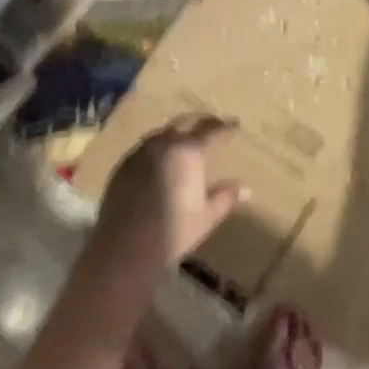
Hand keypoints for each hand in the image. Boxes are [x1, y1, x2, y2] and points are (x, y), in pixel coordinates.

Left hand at [88, 116, 247, 274]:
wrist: (126, 246)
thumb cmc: (174, 231)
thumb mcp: (207, 216)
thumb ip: (225, 197)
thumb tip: (245, 188)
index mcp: (188, 153)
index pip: (212, 132)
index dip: (226, 127)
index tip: (235, 124)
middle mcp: (163, 145)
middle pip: (184, 123)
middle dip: (200, 121)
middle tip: (212, 123)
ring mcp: (139, 153)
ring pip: (161, 132)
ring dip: (176, 131)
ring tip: (185, 138)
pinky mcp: (123, 165)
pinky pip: (144, 148)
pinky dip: (157, 147)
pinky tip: (160, 159)